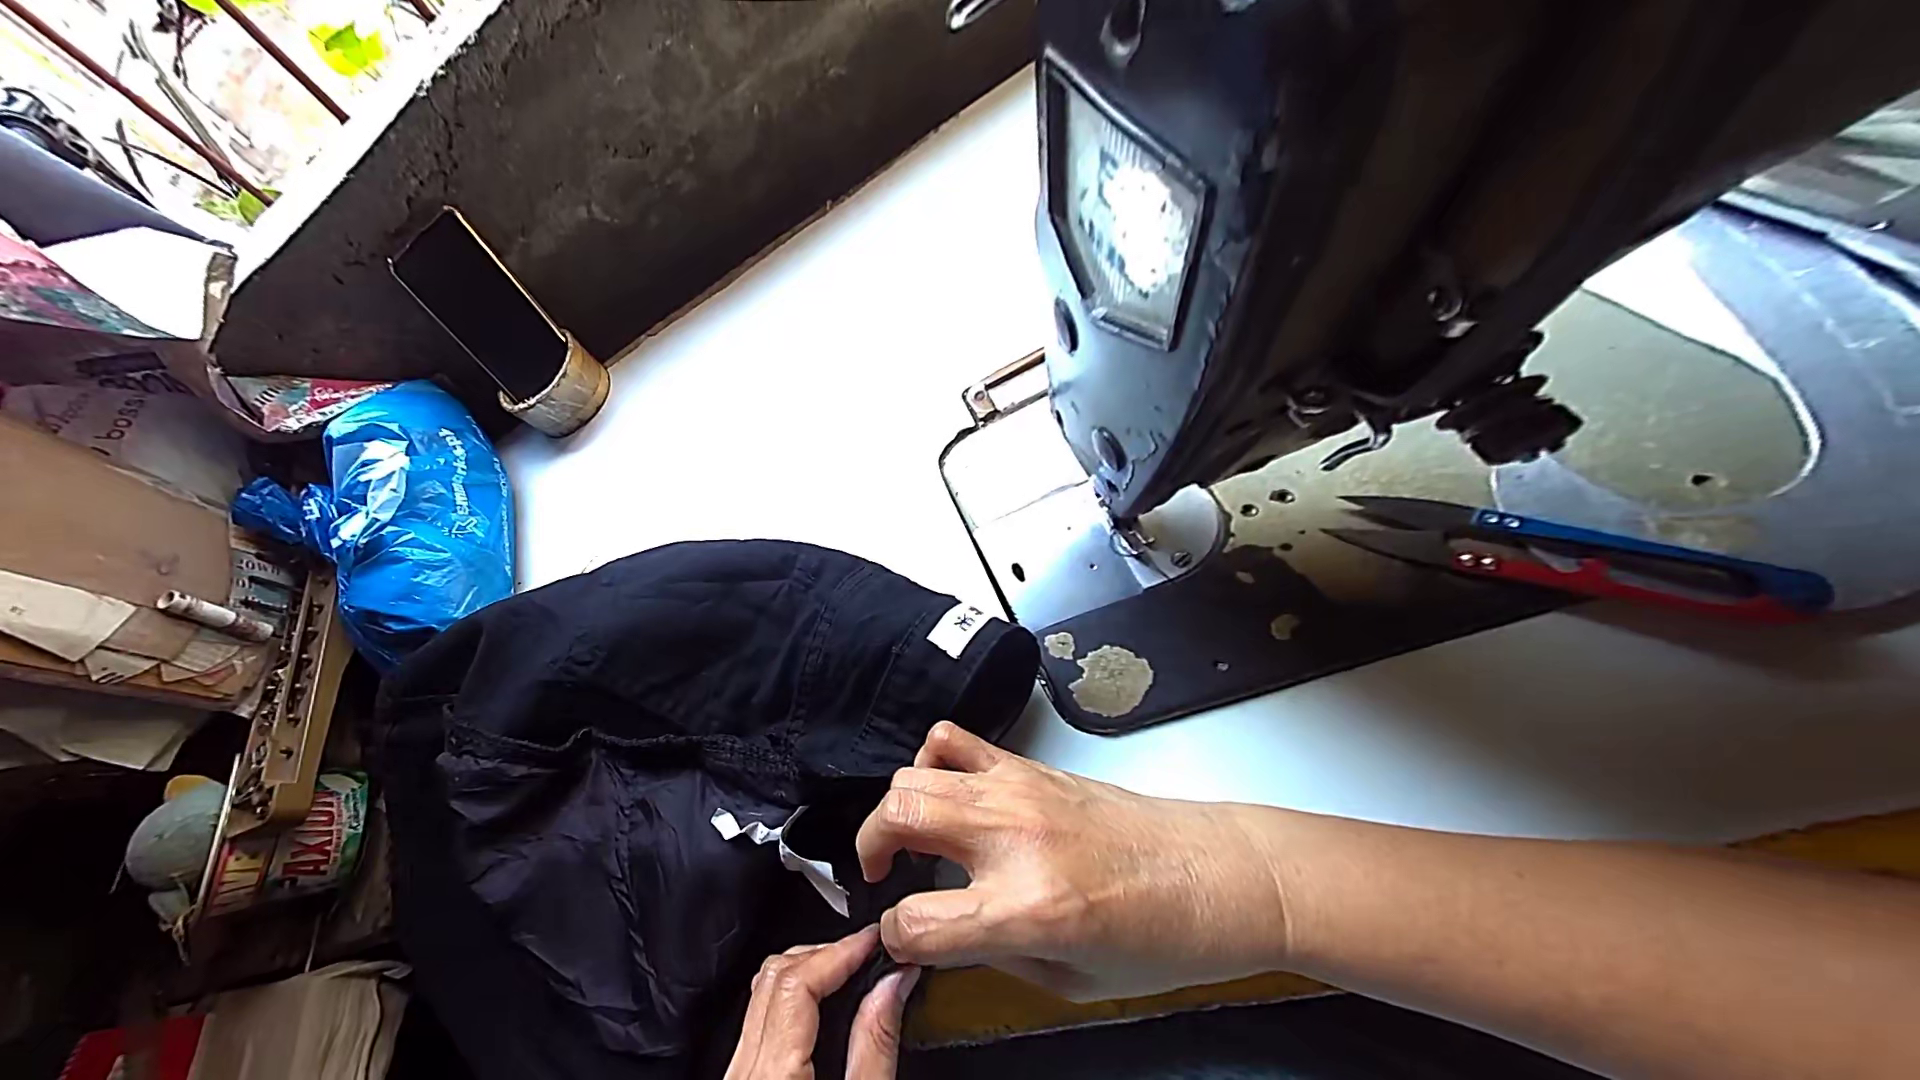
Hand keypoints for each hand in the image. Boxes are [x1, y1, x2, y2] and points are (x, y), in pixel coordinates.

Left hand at [724, 926, 920, 1079]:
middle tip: (869, 951)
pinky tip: (828, 1006)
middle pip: (776, 975)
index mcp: (773, 1077)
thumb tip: (895, 980)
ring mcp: (736, 1077)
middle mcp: (744, 1072)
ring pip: (764, 991)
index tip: (876, 938)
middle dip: (828, 952)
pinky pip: (761, 1018)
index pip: (799, 980)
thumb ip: (876, 1046)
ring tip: (852, 972)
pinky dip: (796, 997)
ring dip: (811, 970)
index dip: (842, 949)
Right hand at [854, 722, 1290, 1002]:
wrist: (1214, 870)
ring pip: (916, 772)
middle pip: (897, 816)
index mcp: (1027, 908)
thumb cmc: (1163, 935)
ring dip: (896, 807)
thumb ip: (992, 955)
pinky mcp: (1030, 766)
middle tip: (881, 871)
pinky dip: (933, 760)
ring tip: (909, 833)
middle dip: (869, 849)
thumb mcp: (1073, 982)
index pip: (915, 920)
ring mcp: (1020, 790)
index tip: (901, 936)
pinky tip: (948, 790)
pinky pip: (956, 740)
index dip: (895, 937)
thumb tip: (938, 935)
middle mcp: (1014, 837)